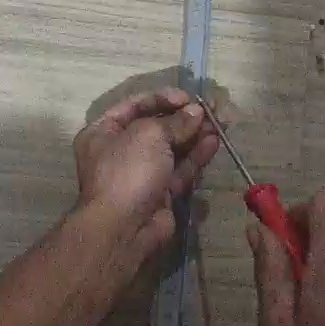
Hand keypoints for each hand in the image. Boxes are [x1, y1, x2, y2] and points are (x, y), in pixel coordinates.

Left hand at [70, 88, 219, 260]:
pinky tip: (214, 142)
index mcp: (103, 132)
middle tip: (211, 109)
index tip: (187, 98)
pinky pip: (180, 169)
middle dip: (184, 117)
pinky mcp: (159, 193)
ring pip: (171, 148)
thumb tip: (196, 112)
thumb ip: (174, 121)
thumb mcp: (149, 134)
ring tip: (220, 123)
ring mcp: (140, 173)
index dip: (161, 98)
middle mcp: (119, 151)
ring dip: (195, 135)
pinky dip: (196, 155)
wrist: (124, 227)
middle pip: (156, 127)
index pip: (134, 106)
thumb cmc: (128, 170)